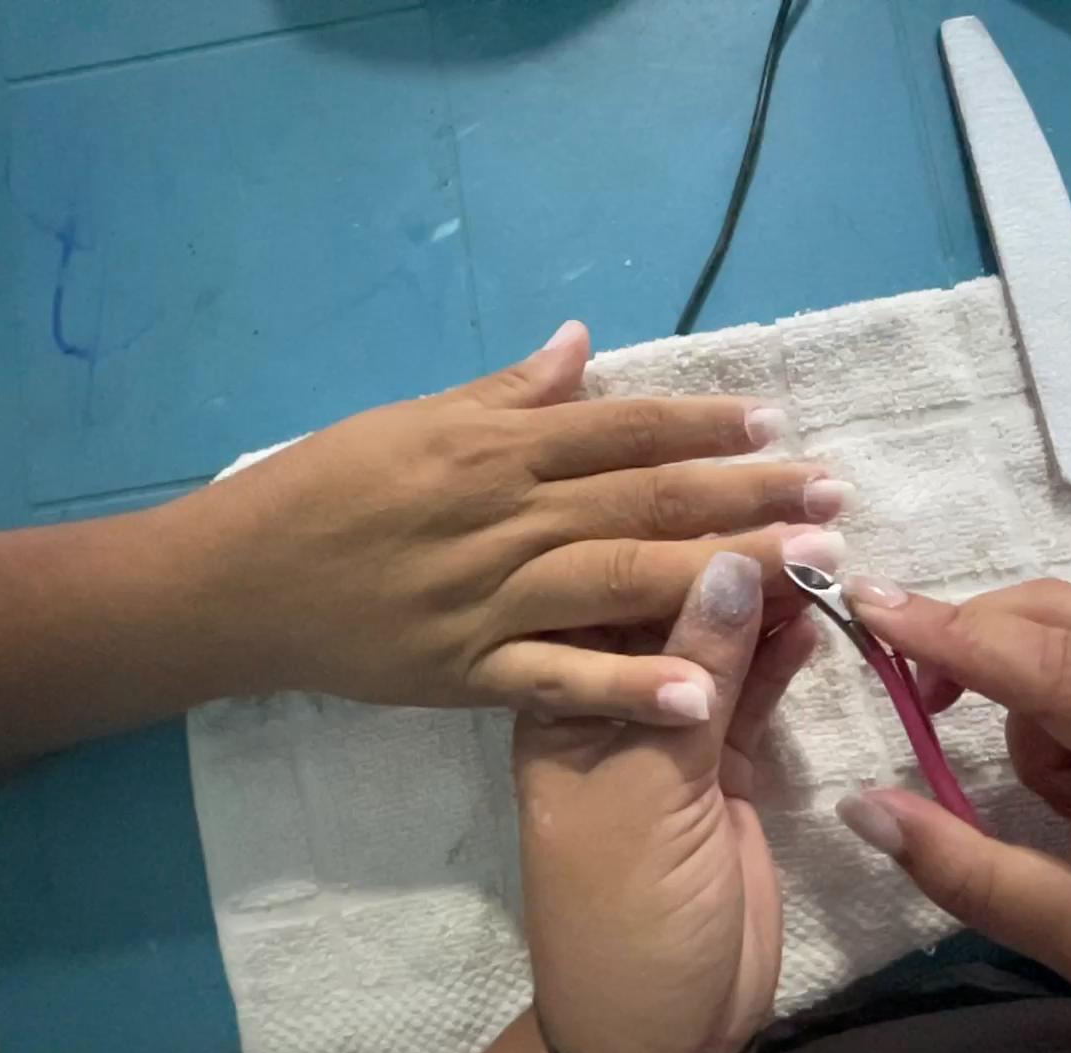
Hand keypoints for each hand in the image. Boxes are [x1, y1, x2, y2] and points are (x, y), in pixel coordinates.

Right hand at [152, 321, 845, 721]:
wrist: (237, 582)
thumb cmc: (325, 488)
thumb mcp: (411, 420)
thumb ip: (504, 389)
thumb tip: (581, 343)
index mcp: (492, 448)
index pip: (619, 429)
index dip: (701, 425)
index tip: (774, 427)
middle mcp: (505, 515)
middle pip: (645, 498)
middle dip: (746, 495)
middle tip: (833, 494)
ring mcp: (491, 598)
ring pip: (622, 578)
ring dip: (722, 574)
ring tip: (807, 570)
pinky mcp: (469, 673)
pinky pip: (560, 678)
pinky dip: (630, 685)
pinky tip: (706, 692)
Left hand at [511, 552, 818, 1052]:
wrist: (664, 1028)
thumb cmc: (625, 907)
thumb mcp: (654, 786)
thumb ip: (696, 675)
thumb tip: (728, 561)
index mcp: (564, 696)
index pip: (615, 593)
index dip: (674, 539)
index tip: (735, 484)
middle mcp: (612, 698)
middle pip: (675, 609)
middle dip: (733, 560)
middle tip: (802, 506)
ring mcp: (672, 728)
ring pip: (720, 645)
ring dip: (768, 602)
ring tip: (821, 552)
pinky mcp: (721, 762)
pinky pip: (752, 695)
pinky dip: (781, 660)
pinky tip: (811, 623)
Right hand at [831, 577, 1070, 1052]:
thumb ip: (971, 875)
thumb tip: (860, 806)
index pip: (1068, 674)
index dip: (958, 636)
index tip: (866, 606)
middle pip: (1061, 618)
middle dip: (970, 647)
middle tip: (923, 708)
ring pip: (1067, 624)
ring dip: (1013, 686)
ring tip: (1059, 796)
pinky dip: (1045, 694)